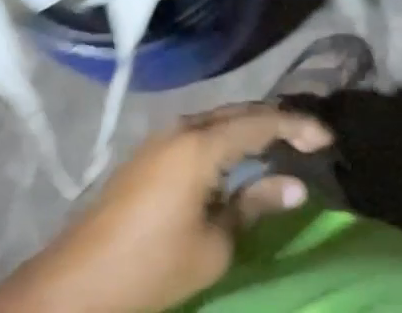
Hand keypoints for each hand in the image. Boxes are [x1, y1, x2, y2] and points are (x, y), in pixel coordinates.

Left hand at [0, 103, 333, 312]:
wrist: (72, 287)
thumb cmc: (150, 268)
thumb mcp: (213, 245)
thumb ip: (254, 206)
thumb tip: (294, 186)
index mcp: (200, 145)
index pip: (262, 122)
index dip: (299, 127)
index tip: (329, 139)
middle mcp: (181, 130)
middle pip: (240, 113)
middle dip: (278, 121)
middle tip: (311, 139)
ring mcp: (159, 140)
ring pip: (218, 121)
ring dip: (251, 129)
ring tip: (282, 147)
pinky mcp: (147, 157)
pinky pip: (199, 135)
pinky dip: (228, 140)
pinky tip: (239, 161)